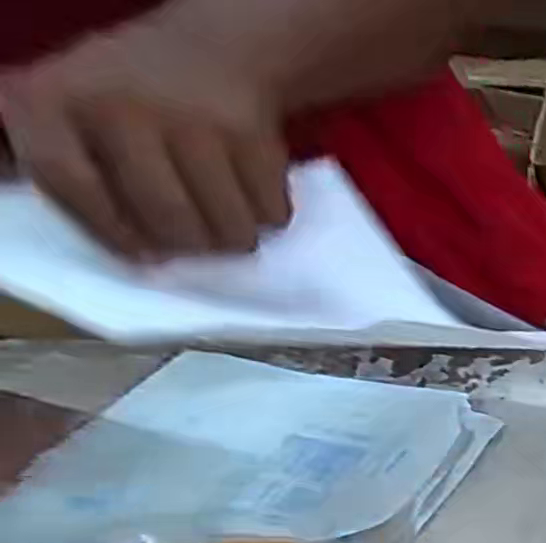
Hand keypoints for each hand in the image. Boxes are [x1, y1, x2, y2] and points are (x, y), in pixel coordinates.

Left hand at [0, 21, 290, 258]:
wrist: (214, 59)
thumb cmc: (130, 99)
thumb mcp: (67, 114)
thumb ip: (67, 166)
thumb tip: (106, 237)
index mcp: (49, 99)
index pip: (69, 182)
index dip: (109, 230)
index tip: (145, 257)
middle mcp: (118, 107)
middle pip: (165, 215)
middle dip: (190, 245)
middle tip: (198, 242)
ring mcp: (195, 124)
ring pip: (230, 225)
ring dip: (235, 238)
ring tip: (228, 222)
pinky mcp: (256, 141)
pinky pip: (272, 214)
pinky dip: (269, 219)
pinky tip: (255, 199)